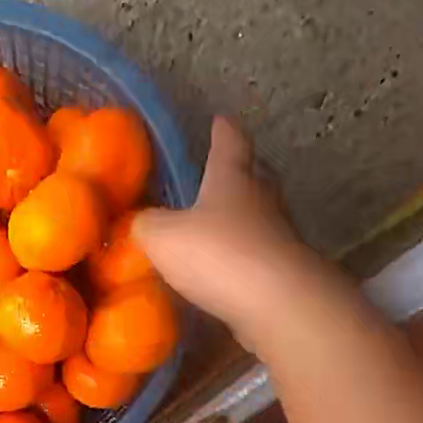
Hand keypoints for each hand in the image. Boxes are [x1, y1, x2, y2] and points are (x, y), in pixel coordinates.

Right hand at [133, 116, 335, 351]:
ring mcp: (277, 236)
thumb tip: (139, 222)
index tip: (220, 120)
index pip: (229, 143)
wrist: (275, 302)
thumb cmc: (217, 254)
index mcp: (232, 178)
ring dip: (242, 218)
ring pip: (259, 216)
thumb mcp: (162, 237)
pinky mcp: (283, 272)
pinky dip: (244, 256)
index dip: (222, 131)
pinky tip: (227, 269)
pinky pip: (259, 254)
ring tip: (219, 225)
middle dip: (240, 172)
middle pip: (254, 176)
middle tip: (226, 171)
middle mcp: (260, 199)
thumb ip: (146, 225)